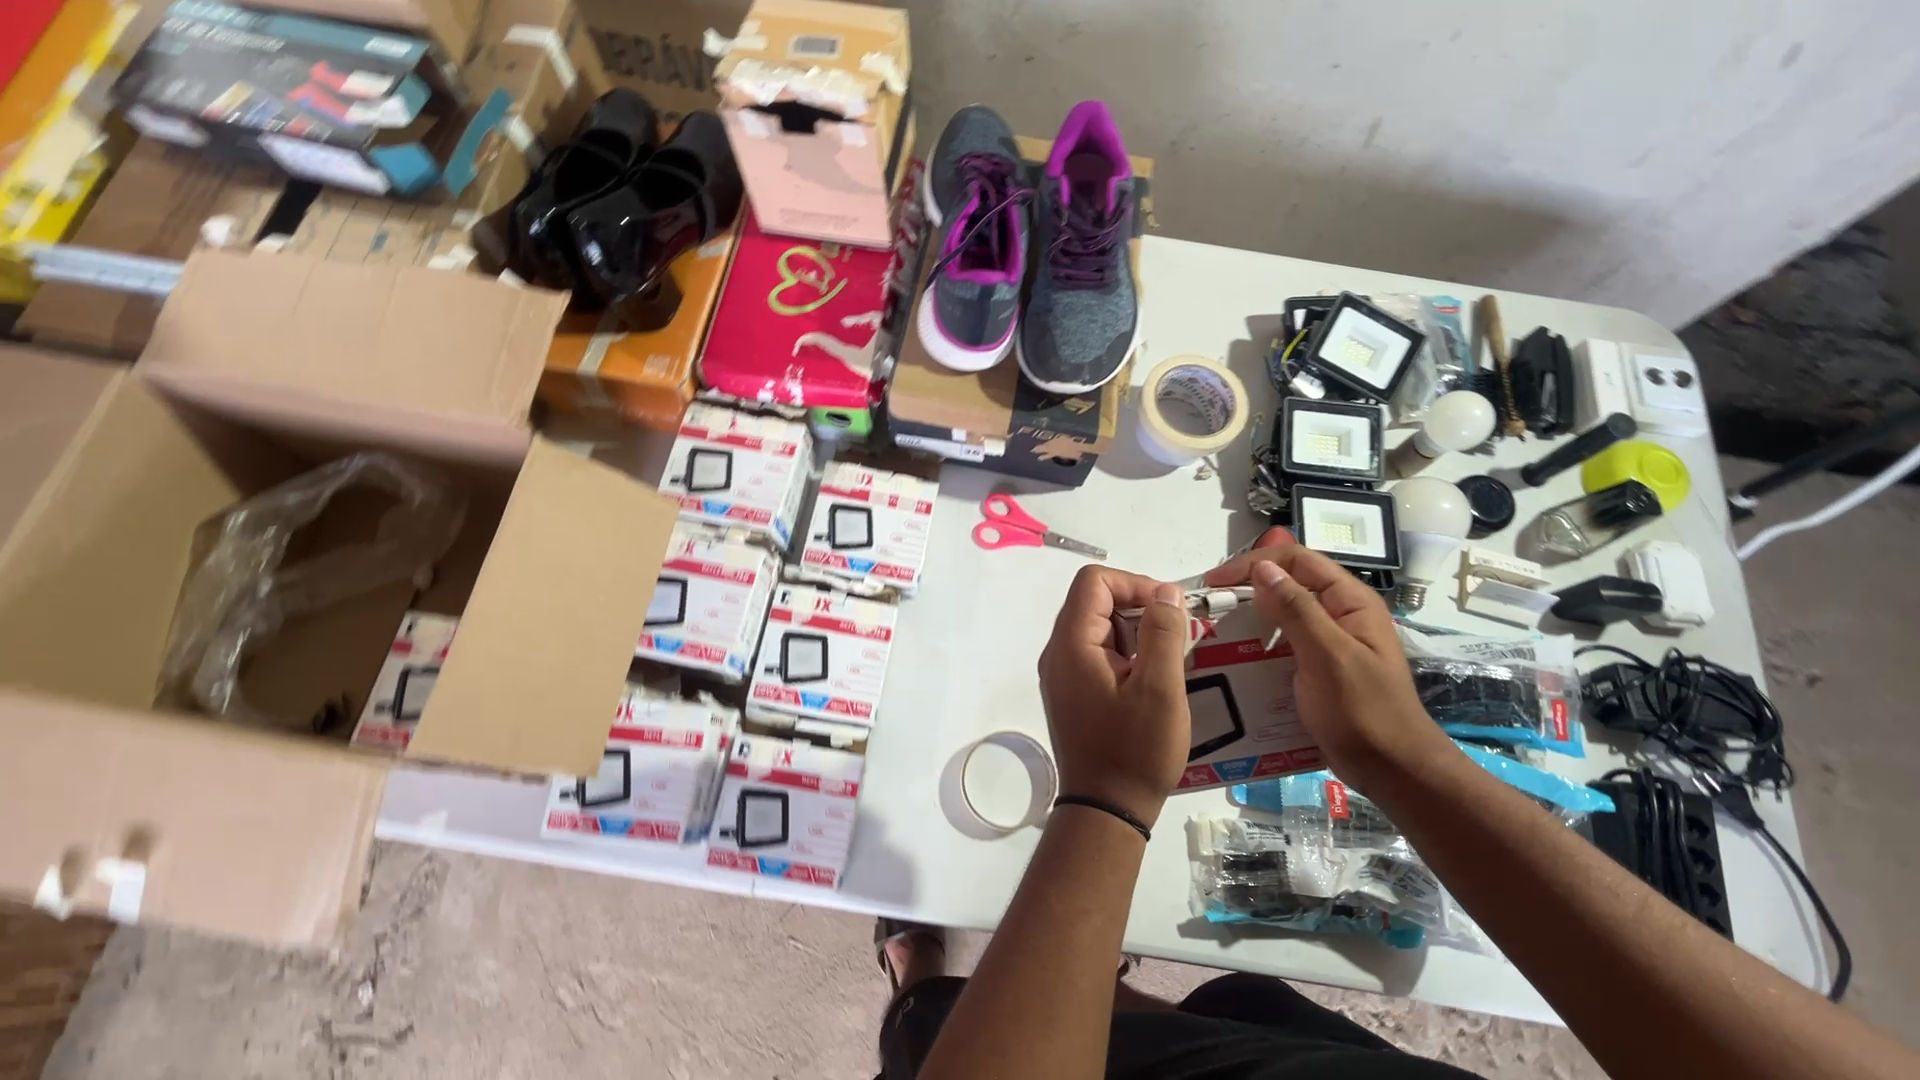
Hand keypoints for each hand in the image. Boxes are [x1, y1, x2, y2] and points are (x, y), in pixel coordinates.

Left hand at [1037, 566, 1191, 827]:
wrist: (1107, 809)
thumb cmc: (1135, 749)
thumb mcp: (1159, 688)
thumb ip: (1163, 632)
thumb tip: (1165, 593)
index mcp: (1071, 644)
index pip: (1094, 582)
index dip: (1135, 584)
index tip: (1169, 609)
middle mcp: (1058, 653)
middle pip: (1094, 602)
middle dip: (1139, 609)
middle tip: (1176, 637)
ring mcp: (1062, 676)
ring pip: (1099, 630)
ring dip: (1136, 635)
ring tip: (1169, 663)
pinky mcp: (1072, 695)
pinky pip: (1097, 656)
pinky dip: (1127, 657)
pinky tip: (1152, 684)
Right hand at [1205, 528, 1452, 792]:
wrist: (1392, 770)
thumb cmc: (1364, 711)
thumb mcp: (1328, 656)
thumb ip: (1296, 610)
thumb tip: (1262, 568)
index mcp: (1351, 603)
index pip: (1298, 561)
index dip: (1253, 563)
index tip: (1215, 582)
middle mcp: (1340, 616)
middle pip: (1288, 585)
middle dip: (1247, 589)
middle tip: (1209, 607)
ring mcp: (1329, 644)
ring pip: (1282, 617)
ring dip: (1249, 619)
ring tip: (1215, 631)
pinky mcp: (1317, 670)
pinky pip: (1282, 647)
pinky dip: (1257, 647)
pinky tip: (1234, 661)